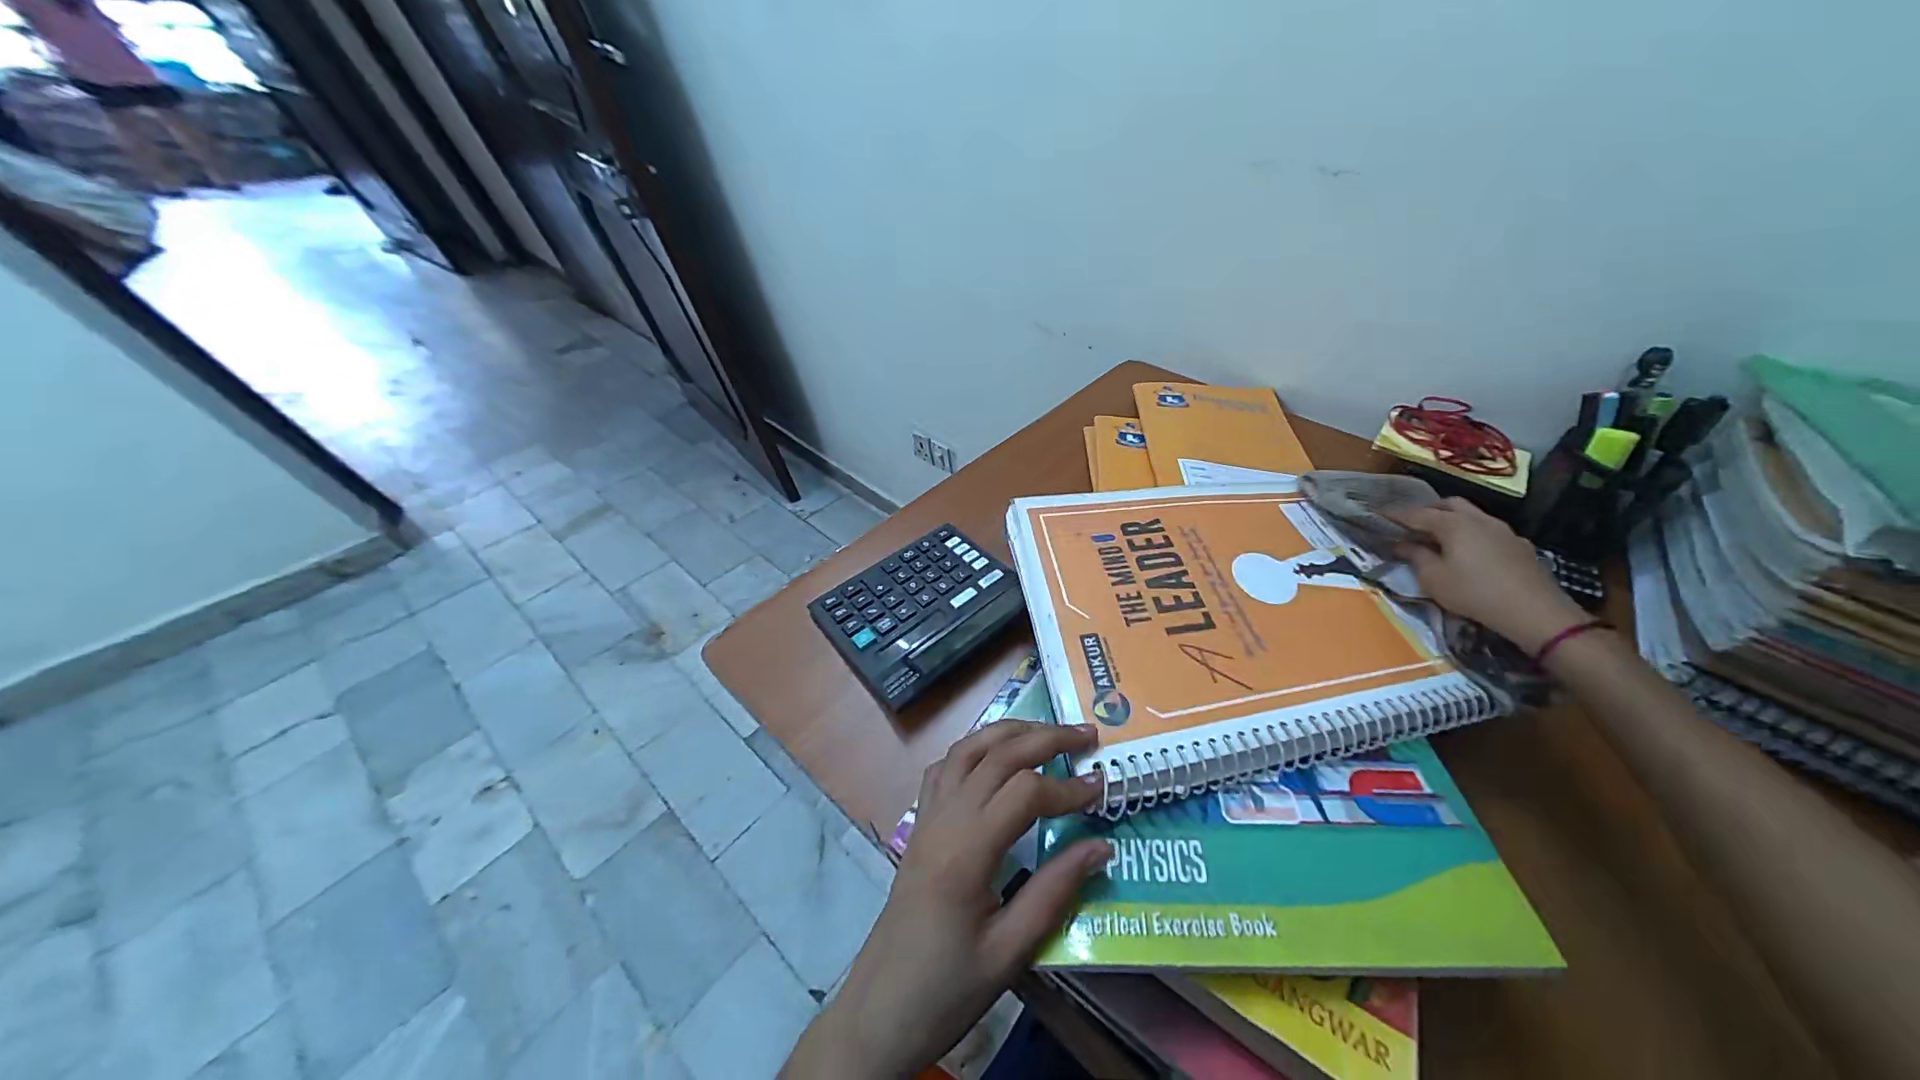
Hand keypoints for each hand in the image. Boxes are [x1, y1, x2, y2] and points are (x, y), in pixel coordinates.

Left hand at [782, 721, 1111, 1078]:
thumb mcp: (1010, 952)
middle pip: (996, 755)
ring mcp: (926, 818)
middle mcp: (943, 820)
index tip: (1102, 788)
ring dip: (1008, 733)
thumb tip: (1101, 846)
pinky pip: (944, 769)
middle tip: (1086, 734)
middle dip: (1045, 738)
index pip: (1024, 792)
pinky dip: (974, 749)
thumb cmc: (947, 988)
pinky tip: (995, 758)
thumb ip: (1055, 893)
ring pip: (966, 751)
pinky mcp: (919, 827)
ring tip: (1045, 731)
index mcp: (967, 851)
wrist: (880, 1009)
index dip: (1068, 787)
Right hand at [1388, 498, 1591, 653]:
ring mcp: (1503, 530)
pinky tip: (1469, 552)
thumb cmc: (1473, 592)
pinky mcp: (1519, 545)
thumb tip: (1401, 544)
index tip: (1377, 514)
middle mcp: (1478, 519)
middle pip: (1449, 504)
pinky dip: (1471, 534)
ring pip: (1472, 515)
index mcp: (1453, 524)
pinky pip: (1488, 530)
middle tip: (1410, 523)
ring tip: (1438, 537)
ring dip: (1452, 520)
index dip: (1395, 514)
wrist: (1533, 610)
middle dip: (1427, 510)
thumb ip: (1416, 556)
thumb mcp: (1433, 578)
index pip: (1416, 514)